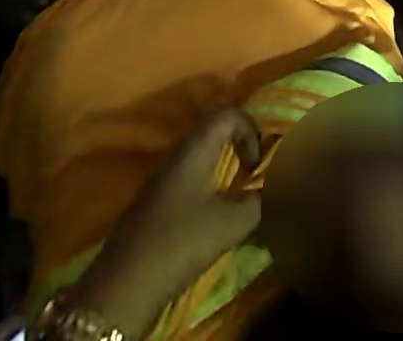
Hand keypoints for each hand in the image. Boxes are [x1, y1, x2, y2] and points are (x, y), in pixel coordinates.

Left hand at [72, 109, 264, 333]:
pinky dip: (207, 175)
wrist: (122, 287)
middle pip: (211, 126)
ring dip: (222, 158)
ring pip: (198, 149)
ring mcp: (161, 176)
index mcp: (194, 149)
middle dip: (238, 138)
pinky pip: (187, 169)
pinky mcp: (154, 199)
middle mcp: (176, 154)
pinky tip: (213, 205)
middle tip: (252, 164)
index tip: (255, 164)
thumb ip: (261, 199)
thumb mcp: (232, 222)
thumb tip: (280, 187)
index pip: (227, 114)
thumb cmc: (181, 242)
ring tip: (237, 184)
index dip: (250, 131)